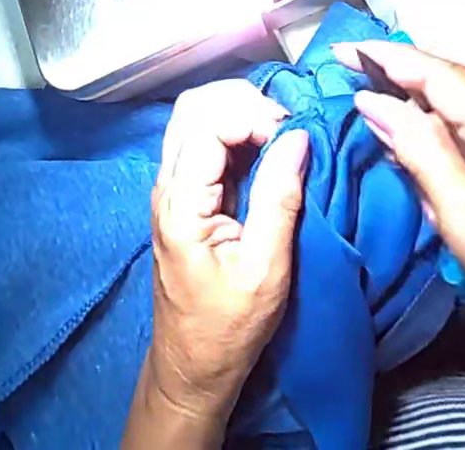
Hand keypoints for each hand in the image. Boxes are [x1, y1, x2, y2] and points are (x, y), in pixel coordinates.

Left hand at [143, 80, 310, 423]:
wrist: (191, 364)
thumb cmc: (228, 327)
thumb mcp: (265, 270)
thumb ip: (279, 199)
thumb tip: (297, 137)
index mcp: (180, 203)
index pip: (207, 126)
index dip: (250, 115)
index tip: (290, 133)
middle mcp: (166, 183)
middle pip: (193, 107)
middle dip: (241, 100)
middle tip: (285, 122)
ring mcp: (170, 183)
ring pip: (194, 115)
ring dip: (236, 108)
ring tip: (278, 128)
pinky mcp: (182, 188)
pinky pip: (201, 135)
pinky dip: (233, 125)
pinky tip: (261, 139)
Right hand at [340, 42, 464, 365]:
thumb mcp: (464, 220)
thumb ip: (418, 152)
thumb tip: (371, 100)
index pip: (435, 72)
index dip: (385, 56)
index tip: (340, 50)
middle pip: (442, 73)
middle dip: (391, 66)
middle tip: (343, 66)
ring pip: (451, 89)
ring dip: (407, 88)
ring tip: (363, 90)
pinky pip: (463, 110)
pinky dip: (427, 110)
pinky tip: (402, 121)